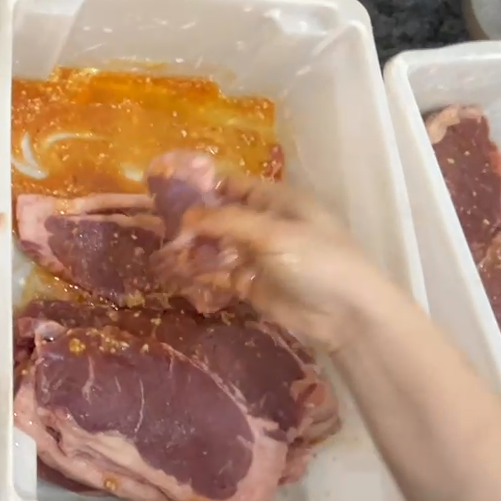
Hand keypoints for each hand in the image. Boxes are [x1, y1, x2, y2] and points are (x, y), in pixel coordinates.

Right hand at [155, 179, 402, 351]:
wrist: (348, 316)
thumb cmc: (317, 260)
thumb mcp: (272, 232)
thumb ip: (225, 221)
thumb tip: (183, 216)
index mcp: (275, 201)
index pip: (230, 184)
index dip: (200, 184)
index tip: (164, 187)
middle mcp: (262, 223)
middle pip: (217, 214)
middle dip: (188, 218)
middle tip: (151, 220)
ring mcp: (254, 255)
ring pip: (213, 244)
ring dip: (188, 246)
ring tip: (158, 248)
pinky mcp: (248, 283)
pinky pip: (215, 273)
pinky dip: (195, 272)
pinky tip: (171, 271)